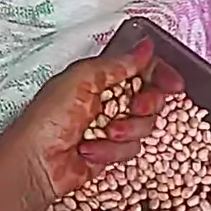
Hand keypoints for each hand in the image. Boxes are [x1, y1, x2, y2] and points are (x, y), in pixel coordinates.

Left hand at [0, 31, 186, 202]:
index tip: (174, 84)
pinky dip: (111, 151)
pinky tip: (89, 152)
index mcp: (101, 79)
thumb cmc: (48, 119)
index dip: (160, 75)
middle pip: (150, 99)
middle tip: (135, 108)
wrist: (36, 163)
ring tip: (102, 133)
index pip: (141, 71)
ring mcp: (111, 129)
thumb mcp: (82, 79)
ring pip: (144, 127)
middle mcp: (109, 102)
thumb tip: (145, 48)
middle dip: (146, 105)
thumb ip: (117, 64)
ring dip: (125, 131)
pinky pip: (130, 150)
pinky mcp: (111, 154)